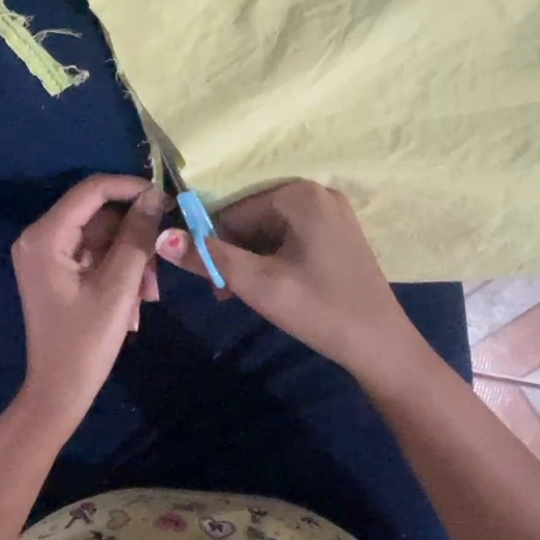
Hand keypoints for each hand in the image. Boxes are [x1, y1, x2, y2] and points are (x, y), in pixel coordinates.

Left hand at [12, 175, 166, 417]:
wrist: (59, 391)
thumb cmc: (86, 342)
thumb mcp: (118, 287)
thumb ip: (137, 237)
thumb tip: (154, 196)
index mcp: (44, 236)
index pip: (91, 190)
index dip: (131, 188)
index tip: (167, 201)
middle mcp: (39, 238)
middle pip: (99, 216)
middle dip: (134, 239)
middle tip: (159, 269)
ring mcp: (46, 256)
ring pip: (101, 238)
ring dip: (131, 261)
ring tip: (148, 297)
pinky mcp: (56, 273)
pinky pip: (94, 258)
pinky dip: (118, 274)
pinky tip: (134, 305)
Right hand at [155, 179, 421, 375]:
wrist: (380, 346)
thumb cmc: (318, 310)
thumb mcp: (255, 284)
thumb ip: (206, 258)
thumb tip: (159, 237)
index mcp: (299, 195)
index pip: (231, 210)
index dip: (213, 245)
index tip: (212, 282)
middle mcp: (316, 193)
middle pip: (248, 218)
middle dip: (231, 254)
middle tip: (227, 294)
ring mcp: (331, 213)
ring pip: (265, 230)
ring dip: (248, 261)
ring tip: (245, 296)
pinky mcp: (336, 234)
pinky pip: (287, 237)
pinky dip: (271, 260)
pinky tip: (270, 289)